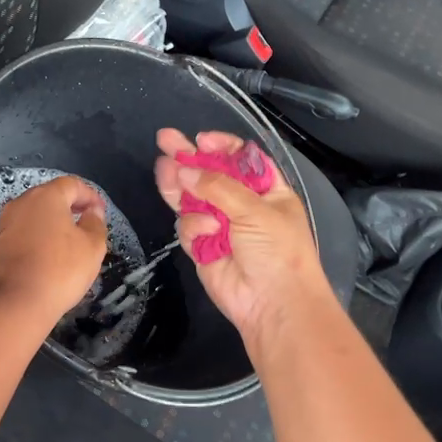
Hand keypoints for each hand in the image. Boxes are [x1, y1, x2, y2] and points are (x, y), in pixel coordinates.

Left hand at [0, 175, 109, 322]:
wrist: (17, 302)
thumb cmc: (60, 270)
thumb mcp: (92, 247)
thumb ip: (95, 223)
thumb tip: (92, 213)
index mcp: (46, 196)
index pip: (72, 184)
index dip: (90, 195)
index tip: (100, 211)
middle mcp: (22, 202)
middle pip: (50, 195)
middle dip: (70, 205)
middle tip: (87, 222)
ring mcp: (5, 222)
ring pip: (34, 213)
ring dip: (52, 221)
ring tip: (69, 239)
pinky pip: (23, 230)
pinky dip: (37, 235)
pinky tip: (47, 253)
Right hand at [155, 128, 330, 344]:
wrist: (273, 302)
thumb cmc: (278, 250)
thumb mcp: (255, 209)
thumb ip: (218, 187)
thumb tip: (183, 171)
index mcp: (266, 191)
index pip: (241, 160)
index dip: (221, 148)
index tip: (202, 139)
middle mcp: (242, 205)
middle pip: (209, 175)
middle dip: (188, 158)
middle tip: (164, 139)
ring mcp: (219, 226)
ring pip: (191, 198)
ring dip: (178, 184)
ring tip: (163, 169)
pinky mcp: (202, 247)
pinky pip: (188, 227)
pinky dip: (194, 227)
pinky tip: (206, 231)